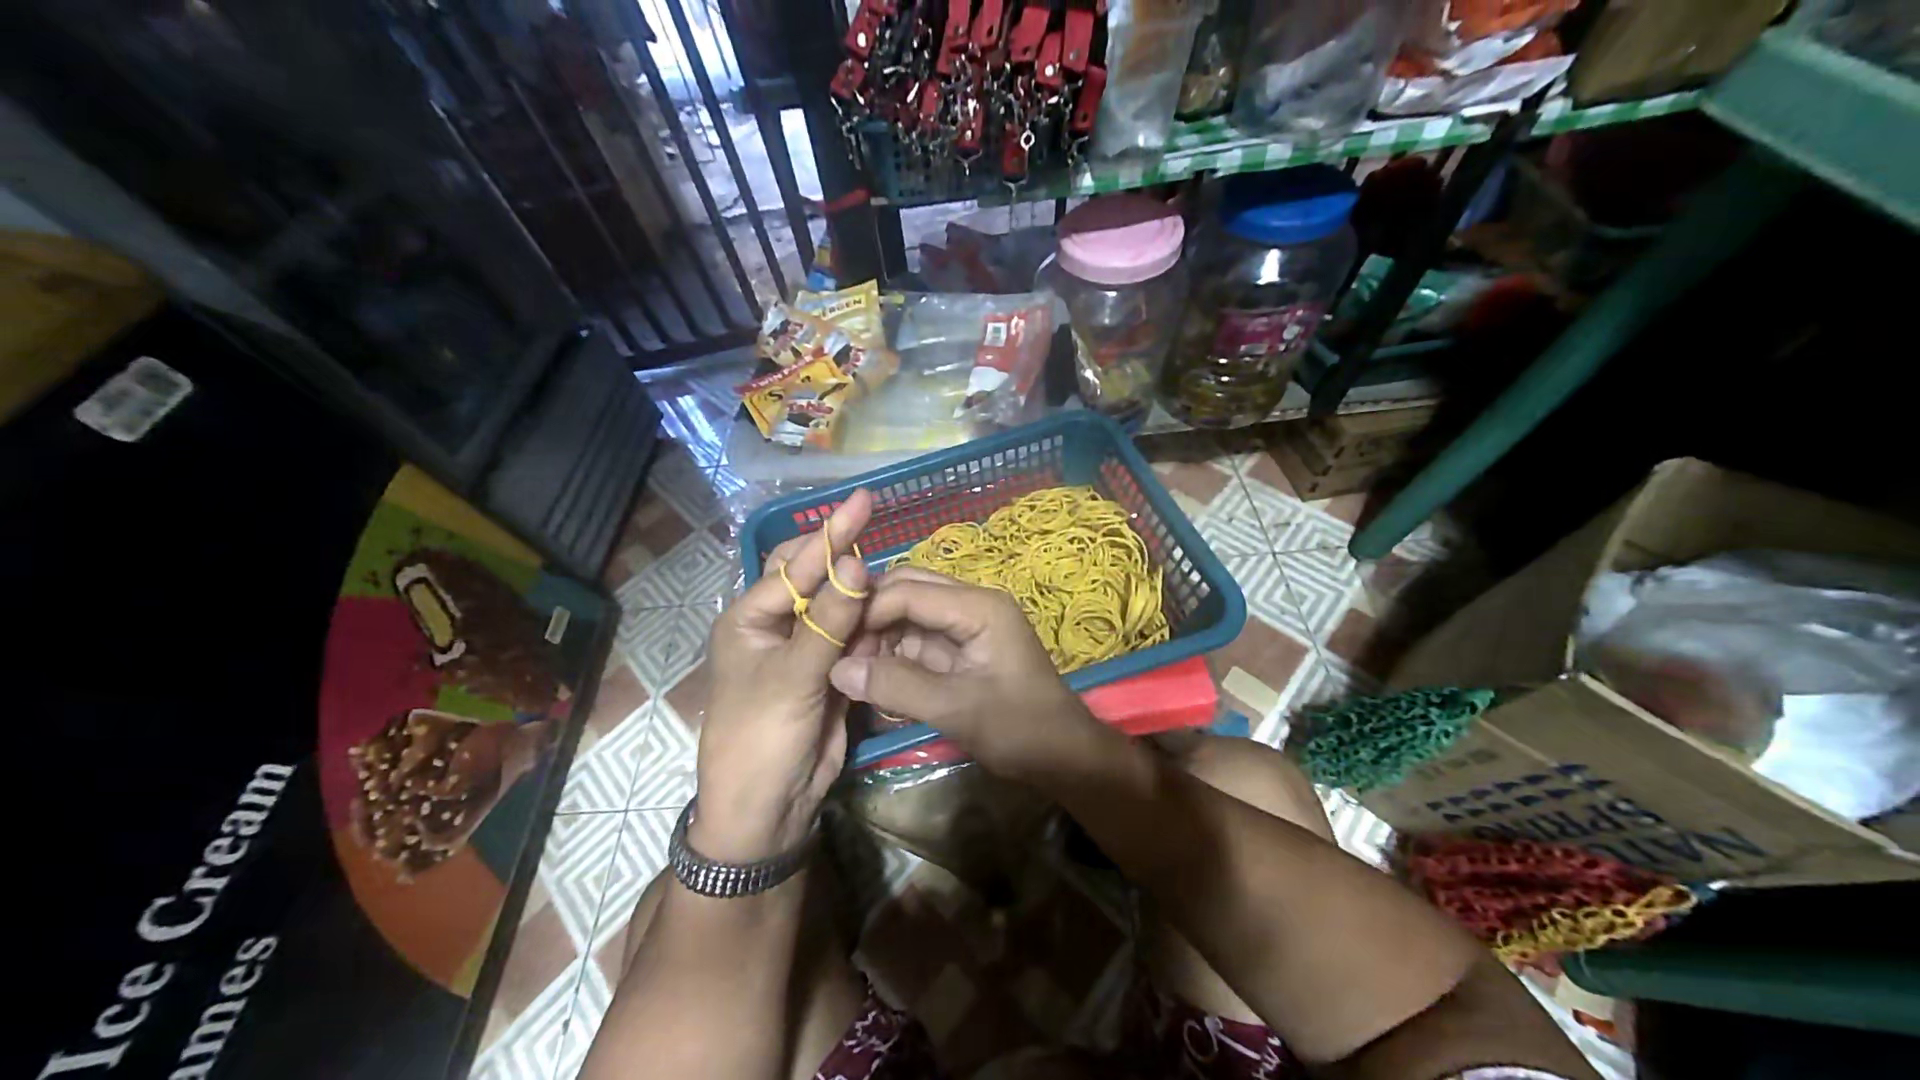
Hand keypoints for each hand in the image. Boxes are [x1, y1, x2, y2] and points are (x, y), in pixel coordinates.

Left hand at [696, 489, 873, 861]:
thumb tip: (856, 564)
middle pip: (810, 576)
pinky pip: (850, 636)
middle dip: (839, 550)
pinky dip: (869, 622)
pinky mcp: (827, 671)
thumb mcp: (792, 677)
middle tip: (871, 516)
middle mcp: (774, 626)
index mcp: (749, 619)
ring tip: (891, 563)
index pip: (793, 567)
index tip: (863, 503)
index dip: (829, 535)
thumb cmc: (762, 737)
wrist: (768, 809)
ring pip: (835, 606)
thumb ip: (828, 621)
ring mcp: (803, 649)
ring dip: (859, 589)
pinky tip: (890, 606)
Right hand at [828, 568, 1110, 783]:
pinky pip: (915, 640)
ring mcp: (965, 625)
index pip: (907, 590)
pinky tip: (876, 682)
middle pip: (906, 591)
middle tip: (840, 656)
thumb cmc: (1019, 729)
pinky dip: (893, 657)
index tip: (834, 647)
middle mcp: (970, 604)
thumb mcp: (956, 708)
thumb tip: (837, 670)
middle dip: (871, 620)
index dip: (868, 613)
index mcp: (978, 606)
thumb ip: (896, 686)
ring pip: (907, 615)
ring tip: (854, 673)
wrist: (1063, 756)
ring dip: (879, 640)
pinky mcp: (959, 649)